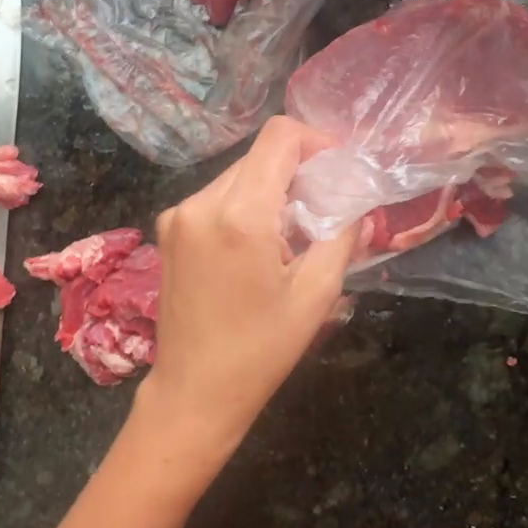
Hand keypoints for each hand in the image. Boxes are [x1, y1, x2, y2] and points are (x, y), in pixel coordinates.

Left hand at [141, 117, 359, 453]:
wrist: (194, 391)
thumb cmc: (260, 351)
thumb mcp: (315, 295)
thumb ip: (341, 235)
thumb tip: (358, 201)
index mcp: (238, 215)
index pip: (279, 137)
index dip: (317, 142)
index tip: (338, 174)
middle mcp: (200, 203)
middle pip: (259, 157)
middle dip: (297, 174)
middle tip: (323, 214)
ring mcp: (178, 215)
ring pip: (238, 176)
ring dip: (271, 193)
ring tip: (291, 240)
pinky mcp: (169, 230)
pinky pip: (216, 199)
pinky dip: (245, 208)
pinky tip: (258, 249)